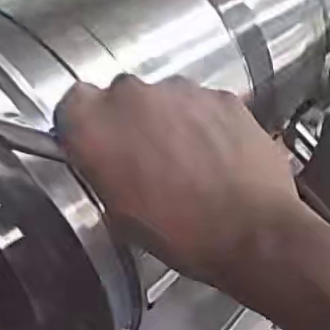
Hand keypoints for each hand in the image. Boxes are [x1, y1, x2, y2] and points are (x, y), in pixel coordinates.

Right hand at [56, 75, 320, 292]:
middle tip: (157, 165)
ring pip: (169, 100)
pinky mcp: (224, 98)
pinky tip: (224, 161)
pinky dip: (213, 126)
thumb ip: (106, 174)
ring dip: (177, 125)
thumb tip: (109, 165)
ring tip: (197, 168)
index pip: (74, 107)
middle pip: (123, 99)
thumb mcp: (124, 219)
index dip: (92, 129)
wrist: (255, 235)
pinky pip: (209, 106)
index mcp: (93, 127)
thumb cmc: (189, 237)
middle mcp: (131, 96)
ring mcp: (182, 92)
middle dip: (137, 126)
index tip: (104, 147)